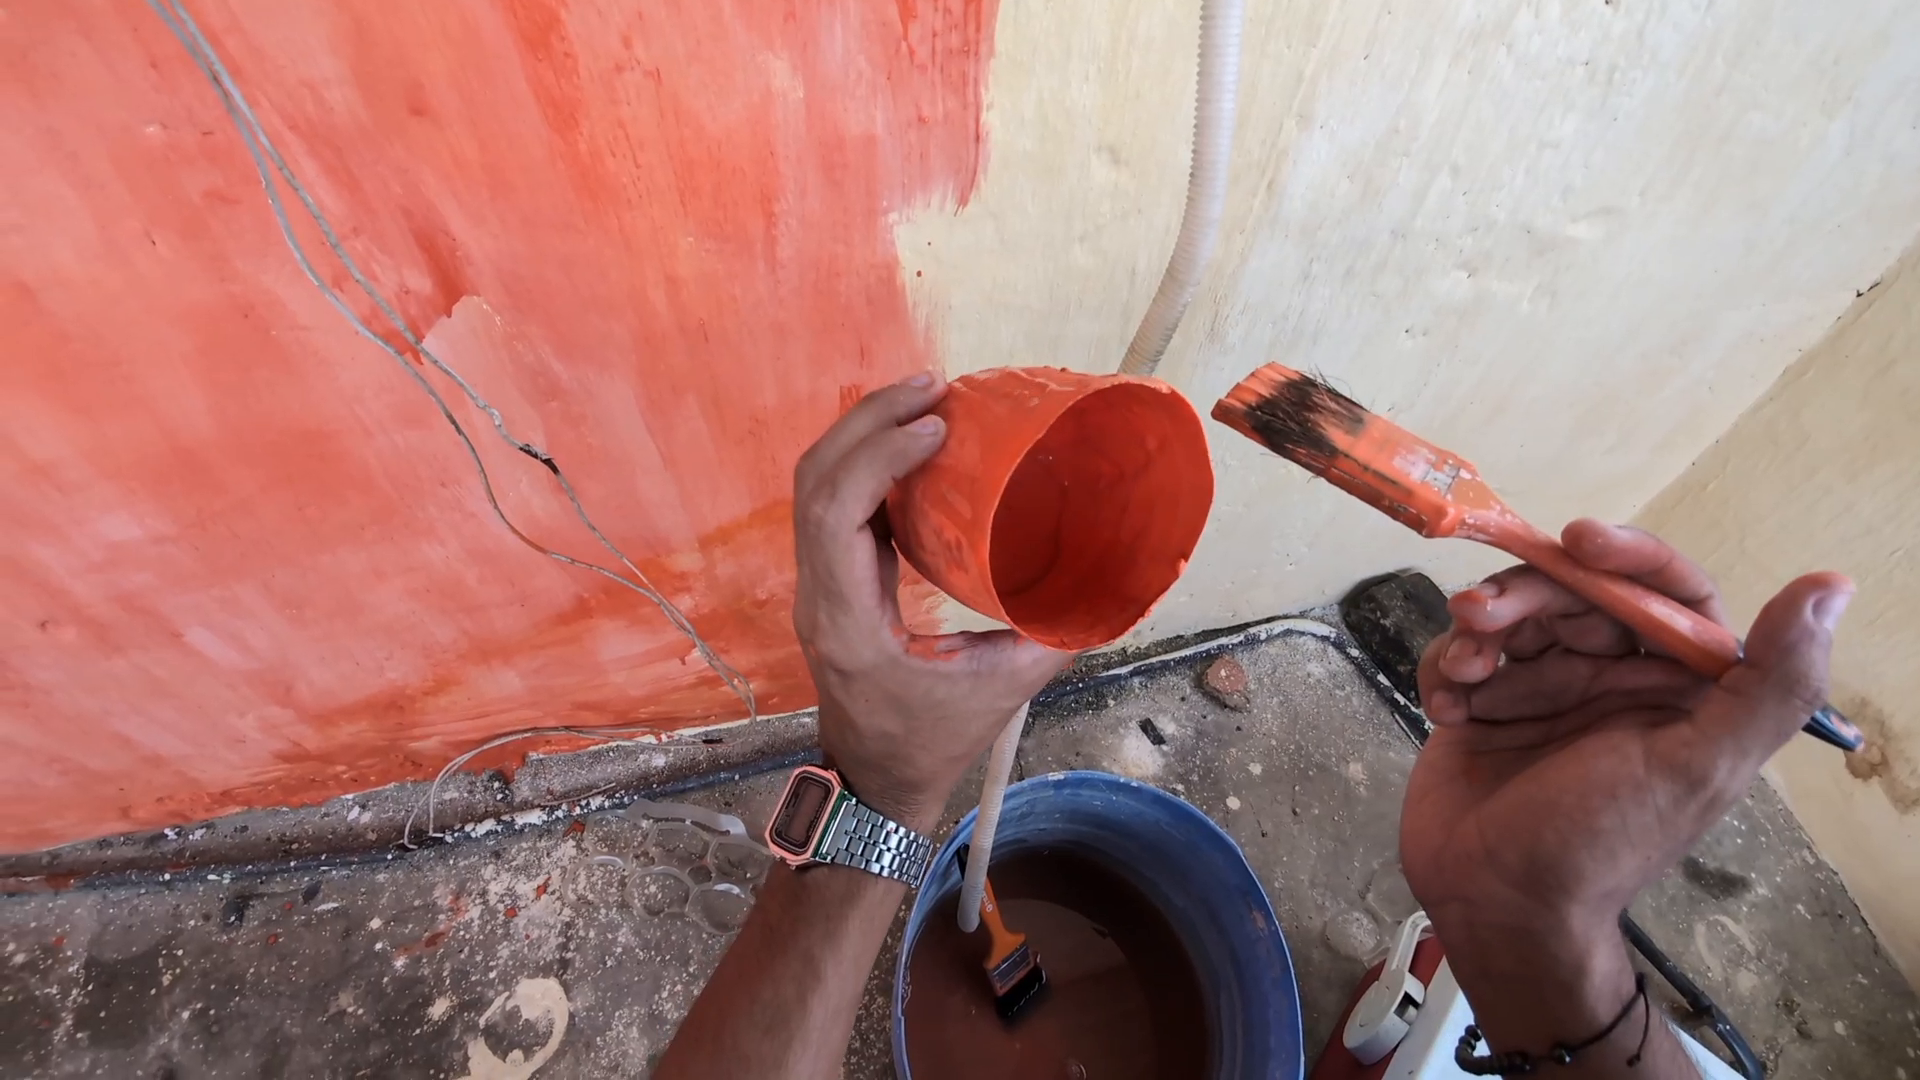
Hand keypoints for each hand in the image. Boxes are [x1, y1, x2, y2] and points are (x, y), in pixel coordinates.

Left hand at [792, 372, 1072, 830]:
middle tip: (932, 387)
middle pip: (815, 481)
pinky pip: (836, 504)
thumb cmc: (931, 743)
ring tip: (922, 400)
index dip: (878, 455)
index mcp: (847, 620)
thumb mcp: (1001, 690)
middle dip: (867, 421)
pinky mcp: (832, 579)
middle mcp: (818, 592)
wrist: (873, 780)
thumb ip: (1055, 634)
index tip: (935, 426)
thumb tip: (1112, 581)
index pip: (835, 513)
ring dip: (863, 433)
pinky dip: (868, 461)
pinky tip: (913, 444)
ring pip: (816, 486)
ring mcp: (817, 584)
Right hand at [1402, 520, 1850, 1060]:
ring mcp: (1532, 689)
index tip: (1574, 540)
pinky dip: (1442, 672)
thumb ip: (1766, 683)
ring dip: (1473, 638)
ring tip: (1462, 677)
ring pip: (1500, 622)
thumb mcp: (1694, 767)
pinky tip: (1444, 710)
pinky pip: (1454, 657)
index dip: (1625, 558)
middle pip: (1564, 597)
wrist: (1494, 896)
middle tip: (1477, 617)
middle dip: (1521, 598)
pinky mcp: (1474, 701)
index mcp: (1672, 688)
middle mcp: (1604, 677)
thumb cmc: (1598, 838)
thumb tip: (1828, 584)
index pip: (1662, 594)